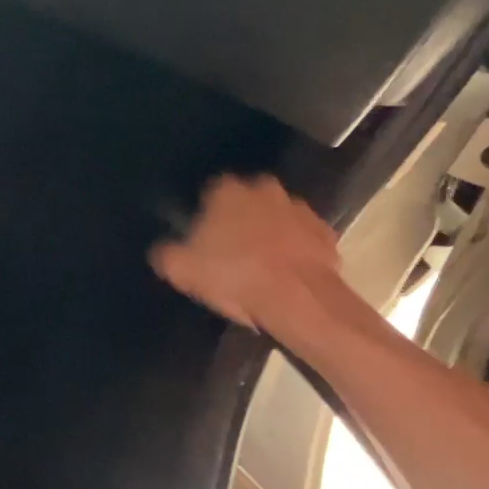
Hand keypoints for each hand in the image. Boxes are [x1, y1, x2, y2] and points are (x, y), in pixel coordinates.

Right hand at [150, 174, 343, 341]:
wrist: (298, 299)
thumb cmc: (235, 276)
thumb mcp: (183, 271)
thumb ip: (167, 253)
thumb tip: (162, 249)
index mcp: (227, 191)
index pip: (209, 195)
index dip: (205, 220)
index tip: (204, 243)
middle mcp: (264, 189)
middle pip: (245, 204)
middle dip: (239, 224)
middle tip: (230, 257)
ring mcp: (299, 208)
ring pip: (275, 220)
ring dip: (268, 238)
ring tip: (260, 272)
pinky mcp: (325, 232)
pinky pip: (302, 240)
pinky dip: (295, 253)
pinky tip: (285, 278)